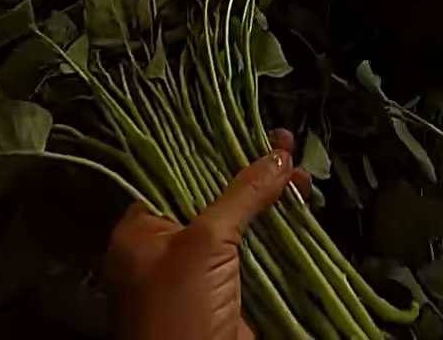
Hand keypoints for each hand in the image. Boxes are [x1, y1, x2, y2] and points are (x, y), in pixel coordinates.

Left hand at [105, 130, 310, 339]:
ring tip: (300, 168)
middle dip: (253, 166)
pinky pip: (253, 245)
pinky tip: (298, 201)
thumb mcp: (206, 242)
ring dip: (270, 193)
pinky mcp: (227, 289)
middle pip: (215, 190)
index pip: (179, 169)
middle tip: (286, 143)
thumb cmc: (179, 315)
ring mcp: (198, 270)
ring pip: (238, 217)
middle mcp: (166, 246)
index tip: (250, 126)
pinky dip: (276, 224)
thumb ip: (242, 193)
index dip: (217, 145)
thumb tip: (279, 155)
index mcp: (142, 230)